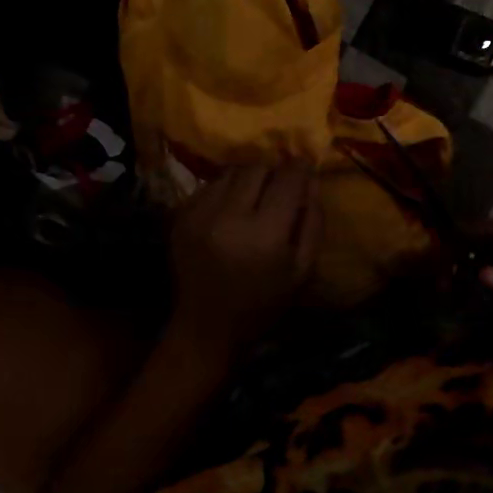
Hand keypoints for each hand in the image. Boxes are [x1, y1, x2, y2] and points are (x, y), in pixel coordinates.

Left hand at [168, 162, 321, 359]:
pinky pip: (208, 187)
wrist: (208, 325)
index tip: (305, 168)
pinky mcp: (180, 217)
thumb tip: (312, 183)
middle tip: (280, 185)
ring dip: (248, 179)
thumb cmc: (264, 303)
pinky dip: (225, 192)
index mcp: (265, 234)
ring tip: (255, 198)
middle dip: (273, 171)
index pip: (287, 179)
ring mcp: (199, 214)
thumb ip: (312, 224)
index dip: (300, 168)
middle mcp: (229, 216)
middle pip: (256, 167)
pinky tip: (231, 213)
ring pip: (230, 173)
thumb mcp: (302, 270)